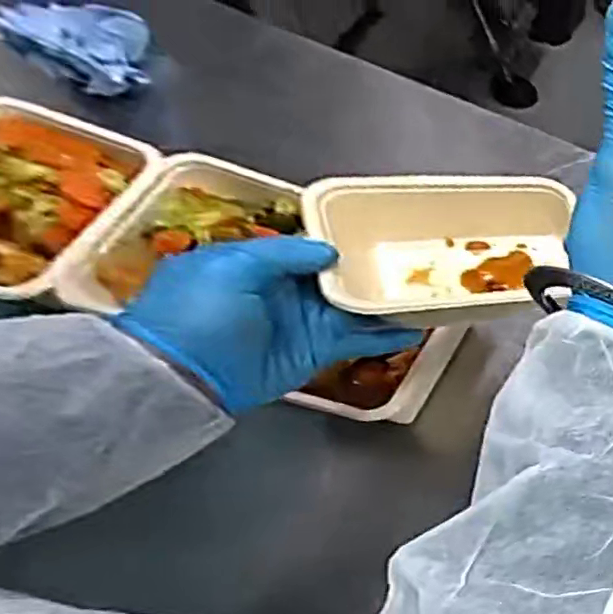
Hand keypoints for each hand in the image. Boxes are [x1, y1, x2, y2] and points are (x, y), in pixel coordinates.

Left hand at [112, 236, 420, 412]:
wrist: (191, 372)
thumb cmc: (198, 312)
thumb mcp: (230, 268)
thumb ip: (280, 254)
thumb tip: (330, 251)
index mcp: (256, 264)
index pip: (305, 250)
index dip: (338, 245)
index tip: (371, 241)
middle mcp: (285, 291)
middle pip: (338, 280)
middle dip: (369, 276)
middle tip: (407, 271)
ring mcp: (306, 322)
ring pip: (357, 309)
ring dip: (386, 306)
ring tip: (421, 300)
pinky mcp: (322, 349)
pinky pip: (363, 339)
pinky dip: (389, 336)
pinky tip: (414, 330)